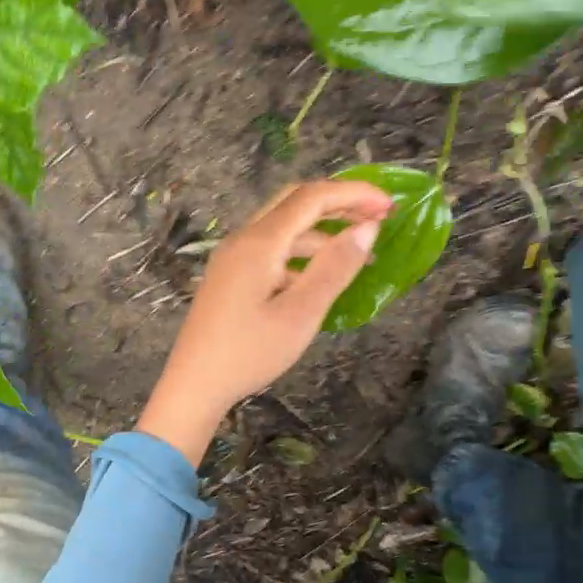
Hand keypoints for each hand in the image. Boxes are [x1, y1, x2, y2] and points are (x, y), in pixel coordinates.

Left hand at [136, 180, 393, 464]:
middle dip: (337, 205)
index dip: (354, 194)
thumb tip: (366, 229)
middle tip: (373, 219)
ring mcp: (229, 261)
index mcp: (259, 243)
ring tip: (354, 258)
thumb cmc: (248, 354)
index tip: (389, 207)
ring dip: (319, 235)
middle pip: (293, 204)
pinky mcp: (225, 281)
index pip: (312, 197)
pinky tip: (315, 280)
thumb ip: (334, 268)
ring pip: (280, 229)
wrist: (193, 387)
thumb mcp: (300, 314)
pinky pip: (267, 253)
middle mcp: (241, 242)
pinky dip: (297, 256)